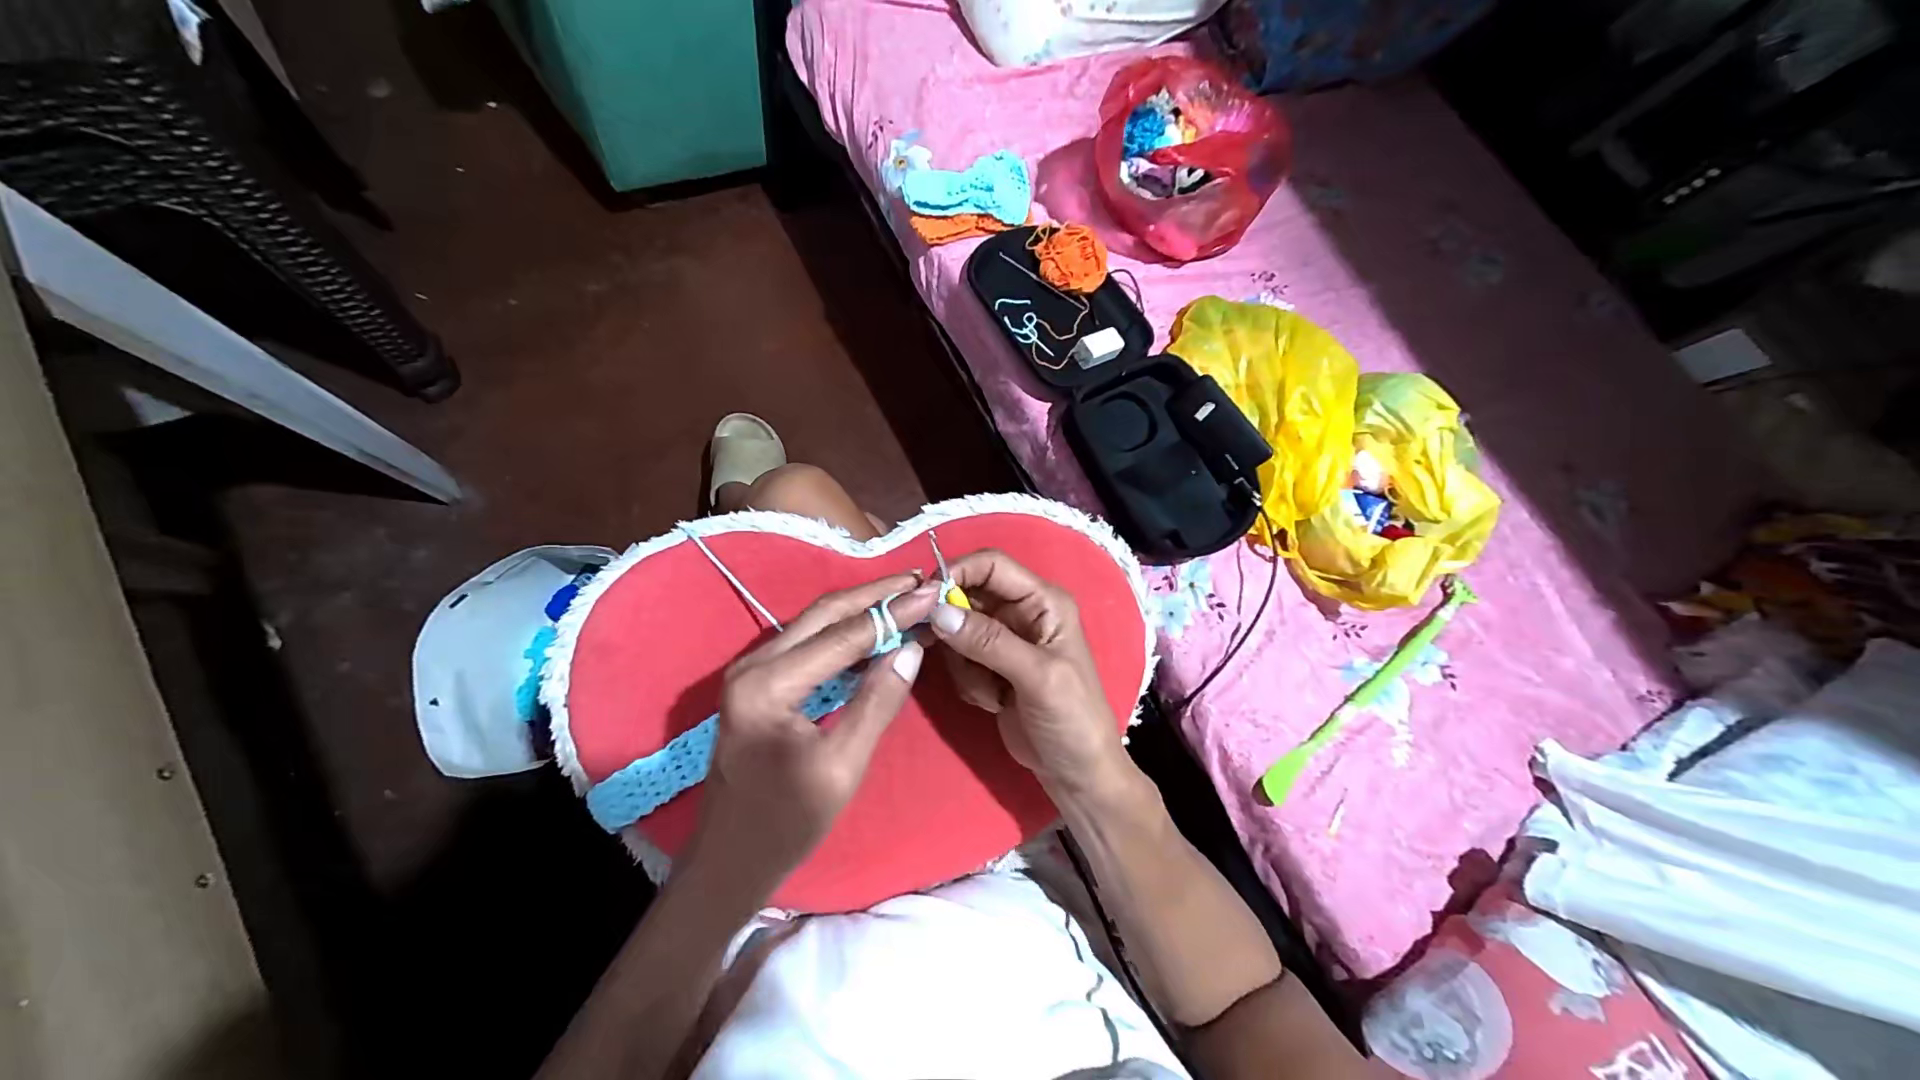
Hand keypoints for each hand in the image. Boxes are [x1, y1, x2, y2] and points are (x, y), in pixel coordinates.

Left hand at [690, 573, 942, 885]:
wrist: (730, 858)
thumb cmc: (786, 822)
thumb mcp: (842, 767)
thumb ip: (876, 702)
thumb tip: (912, 648)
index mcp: (768, 684)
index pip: (843, 635)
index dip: (892, 612)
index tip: (932, 592)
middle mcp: (754, 664)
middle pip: (825, 614)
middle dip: (876, 594)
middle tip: (921, 581)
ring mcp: (752, 670)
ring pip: (815, 623)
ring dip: (862, 608)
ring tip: (906, 597)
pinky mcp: (759, 682)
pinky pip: (808, 643)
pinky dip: (845, 631)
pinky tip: (875, 630)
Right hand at [927, 549, 1129, 796]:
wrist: (1076, 772)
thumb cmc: (1072, 719)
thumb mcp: (1037, 677)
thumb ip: (989, 642)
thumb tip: (938, 611)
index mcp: (1043, 601)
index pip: (992, 565)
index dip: (958, 572)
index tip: (926, 599)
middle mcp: (1021, 612)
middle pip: (967, 595)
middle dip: (953, 624)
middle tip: (946, 652)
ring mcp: (1003, 640)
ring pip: (957, 630)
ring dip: (964, 663)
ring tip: (992, 691)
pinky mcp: (989, 666)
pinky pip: (958, 659)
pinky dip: (967, 680)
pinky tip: (993, 701)